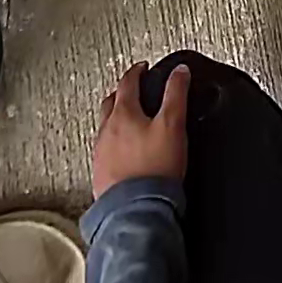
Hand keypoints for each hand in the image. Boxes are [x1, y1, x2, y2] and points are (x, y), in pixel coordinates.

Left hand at [92, 61, 189, 196]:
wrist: (136, 214)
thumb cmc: (154, 170)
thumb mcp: (173, 124)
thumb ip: (177, 94)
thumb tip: (180, 72)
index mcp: (123, 114)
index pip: (128, 82)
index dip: (137, 71)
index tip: (143, 68)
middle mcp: (107, 132)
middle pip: (112, 103)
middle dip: (123, 92)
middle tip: (133, 89)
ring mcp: (101, 155)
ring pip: (106, 127)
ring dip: (116, 118)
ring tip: (129, 119)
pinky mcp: (101, 176)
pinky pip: (105, 151)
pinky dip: (115, 143)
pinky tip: (124, 152)